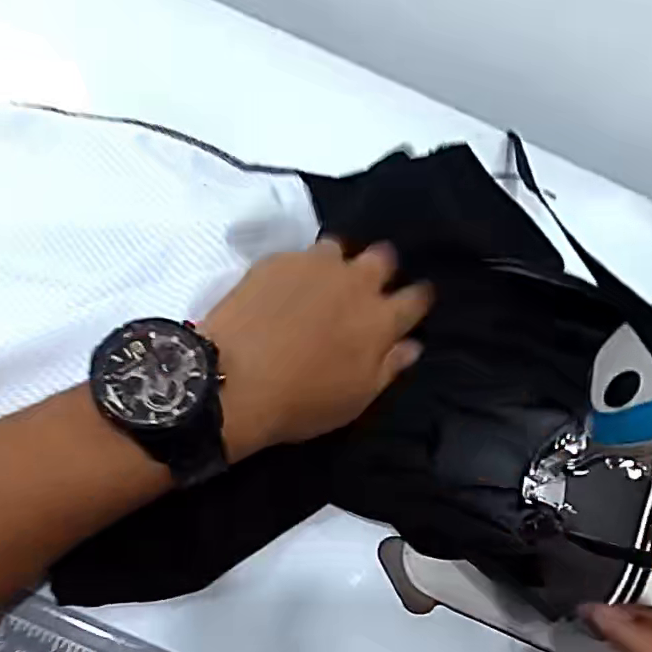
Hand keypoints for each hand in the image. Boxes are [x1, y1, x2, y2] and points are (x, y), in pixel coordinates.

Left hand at [199, 239, 430, 459]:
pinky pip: (298, 255)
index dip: (416, 300)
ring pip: (339, 249)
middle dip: (379, 270)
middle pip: (383, 258)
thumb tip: (411, 345)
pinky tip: (281, 289)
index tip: (409, 306)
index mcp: (381, 319)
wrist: (234, 381)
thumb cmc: (301, 402)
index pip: (417, 297)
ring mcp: (315, 265)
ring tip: (318, 285)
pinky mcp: (277, 260)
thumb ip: (389, 368)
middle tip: (361, 292)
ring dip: (336, 264)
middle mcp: (356, 282)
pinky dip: (297, 269)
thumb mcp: (354, 399)